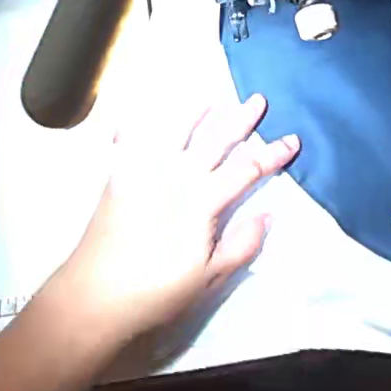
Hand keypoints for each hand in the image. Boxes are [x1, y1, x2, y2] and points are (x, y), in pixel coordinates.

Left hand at [40, 94, 298, 351]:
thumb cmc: (158, 290)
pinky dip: (139, 124)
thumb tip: (267, 213)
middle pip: (214, 138)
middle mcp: (175, 175)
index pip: (246, 168)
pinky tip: (140, 115)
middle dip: (240, 119)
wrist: (97, 292)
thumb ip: (241, 244)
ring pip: (174, 130)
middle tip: (258, 99)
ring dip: (195, 112)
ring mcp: (144, 170)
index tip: (293, 139)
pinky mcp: (118, 175)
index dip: (272, 154)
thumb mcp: (210, 276)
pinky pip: (131, 140)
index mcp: (202, 200)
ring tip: (209, 99)